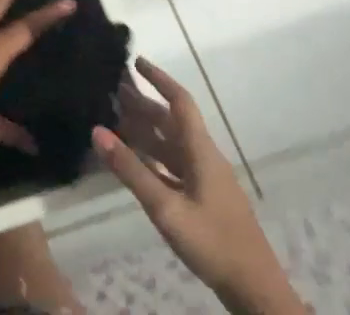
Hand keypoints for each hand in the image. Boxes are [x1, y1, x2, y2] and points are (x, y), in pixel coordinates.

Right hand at [93, 59, 302, 314]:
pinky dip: (149, 155)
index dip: (160, 80)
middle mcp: (203, 159)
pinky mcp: (201, 198)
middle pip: (172, 121)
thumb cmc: (212, 242)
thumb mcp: (166, 208)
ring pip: (170, 144)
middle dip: (143, 102)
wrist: (253, 288)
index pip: (180, 104)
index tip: (135, 61)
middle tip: (110, 88)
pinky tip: (130, 158)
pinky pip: (170, 165)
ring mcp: (204, 179)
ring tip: (112, 115)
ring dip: (144, 128)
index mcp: (201, 153)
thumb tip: (96, 130)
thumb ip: (130, 170)